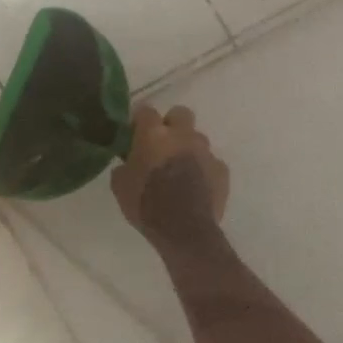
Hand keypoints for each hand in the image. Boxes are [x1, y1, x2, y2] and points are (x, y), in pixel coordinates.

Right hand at [111, 105, 228, 241]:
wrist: (184, 231)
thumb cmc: (144, 202)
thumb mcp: (119, 182)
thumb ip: (125, 162)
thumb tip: (130, 161)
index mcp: (153, 133)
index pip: (145, 110)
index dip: (139, 121)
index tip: (134, 133)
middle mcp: (182, 136)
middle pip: (180, 113)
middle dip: (172, 124)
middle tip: (161, 143)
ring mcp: (206, 153)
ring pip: (198, 138)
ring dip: (188, 147)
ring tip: (180, 166)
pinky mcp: (223, 172)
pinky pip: (211, 162)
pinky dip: (203, 168)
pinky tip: (196, 183)